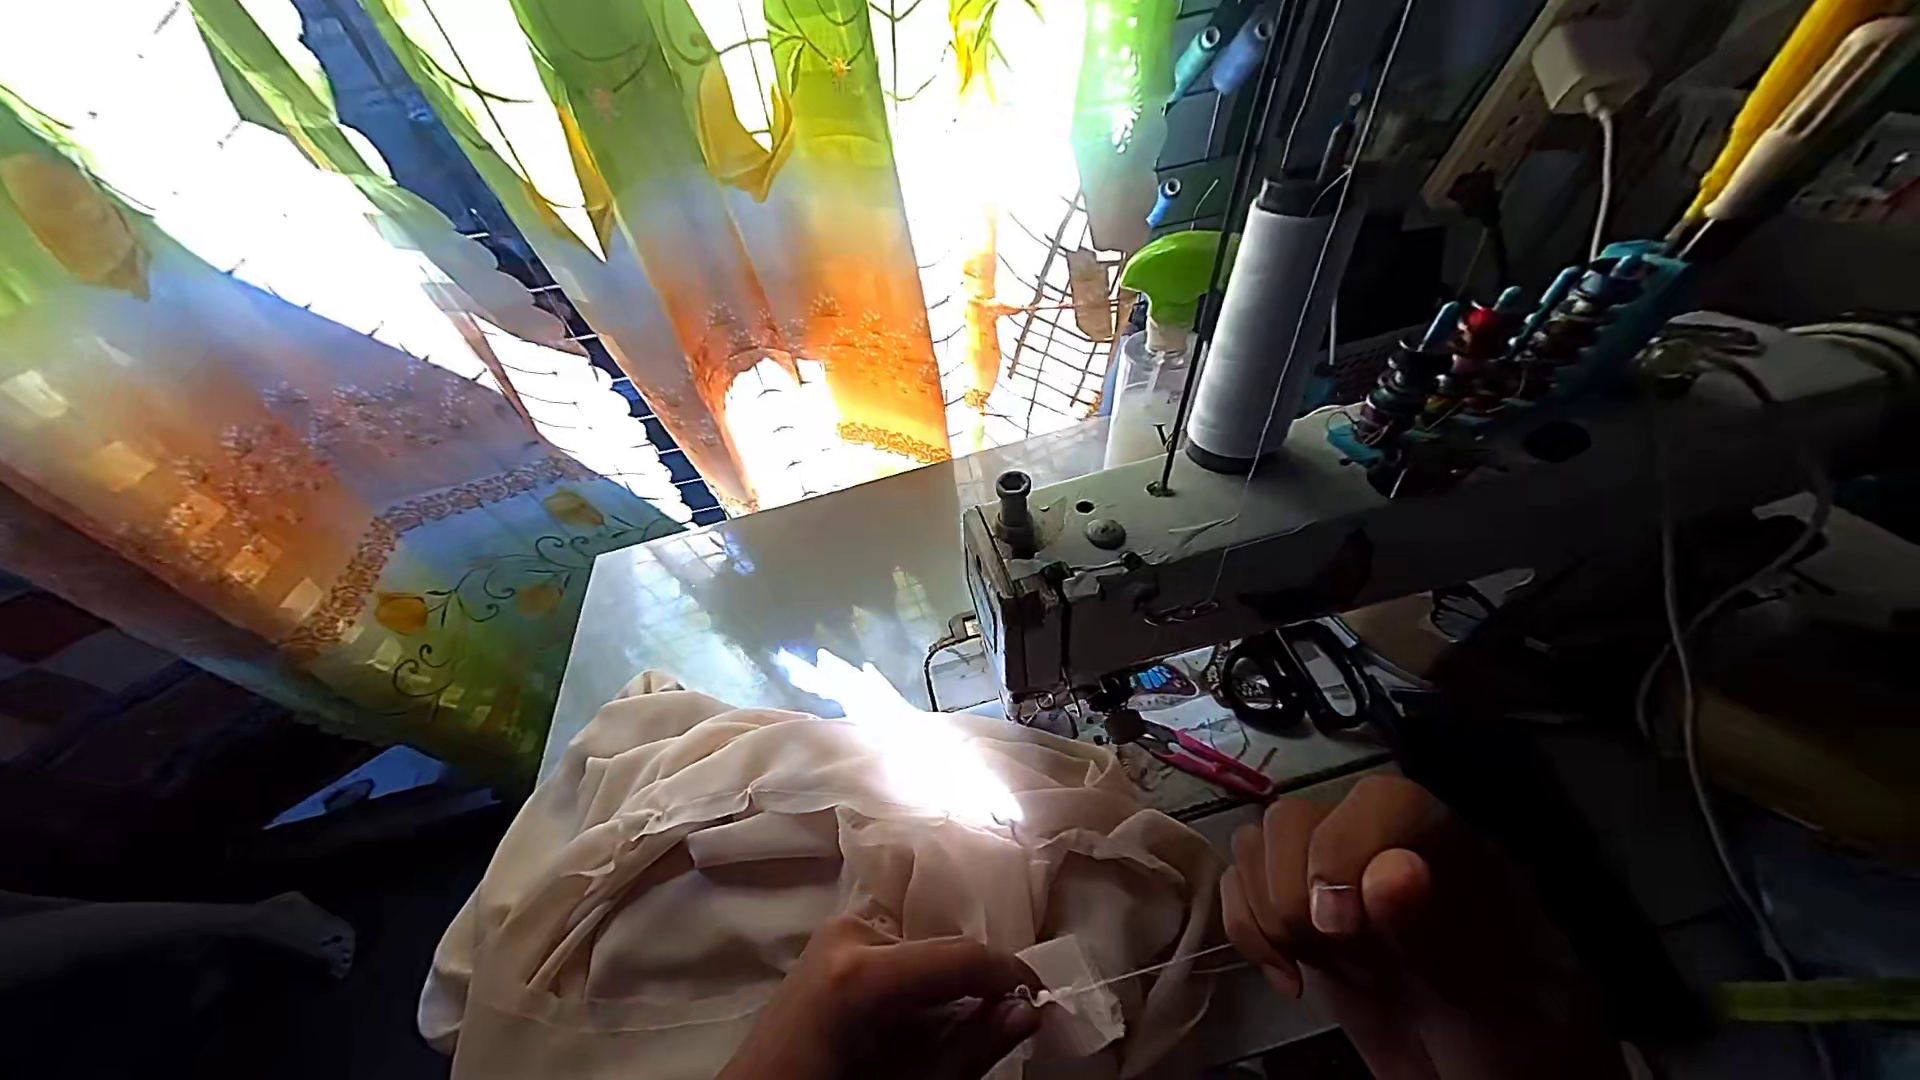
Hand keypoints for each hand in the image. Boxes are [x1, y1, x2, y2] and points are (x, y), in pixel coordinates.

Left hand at [718, 916, 1042, 1079]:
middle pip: (938, 948)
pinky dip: (916, 978)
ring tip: (947, 1027)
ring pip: (920, 946)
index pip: (957, 956)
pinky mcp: (833, 933)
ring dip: (943, 982)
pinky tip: (912, 1015)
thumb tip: (1028, 1011)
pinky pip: (895, 946)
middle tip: (998, 1020)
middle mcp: (850, 930)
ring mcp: (838, 926)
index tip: (1040, 996)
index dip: (1006, 972)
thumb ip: (969, 1049)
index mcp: (862, 973)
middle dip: (973, 983)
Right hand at [1221, 776, 1623, 1079]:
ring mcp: (1328, 874)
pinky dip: (1244, 927)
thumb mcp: (1502, 1013)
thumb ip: (1445, 943)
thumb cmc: (1516, 1058)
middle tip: (1327, 954)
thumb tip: (1391, 871)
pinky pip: (1236, 881)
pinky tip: (1285, 975)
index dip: (1344, 846)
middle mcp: (1377, 846)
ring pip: (1256, 840)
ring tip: (1310, 964)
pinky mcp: (1291, 905)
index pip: (1384, 802)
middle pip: (1296, 817)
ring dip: (1267, 909)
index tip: (1337, 926)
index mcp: (1450, 854)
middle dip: (1291, 890)